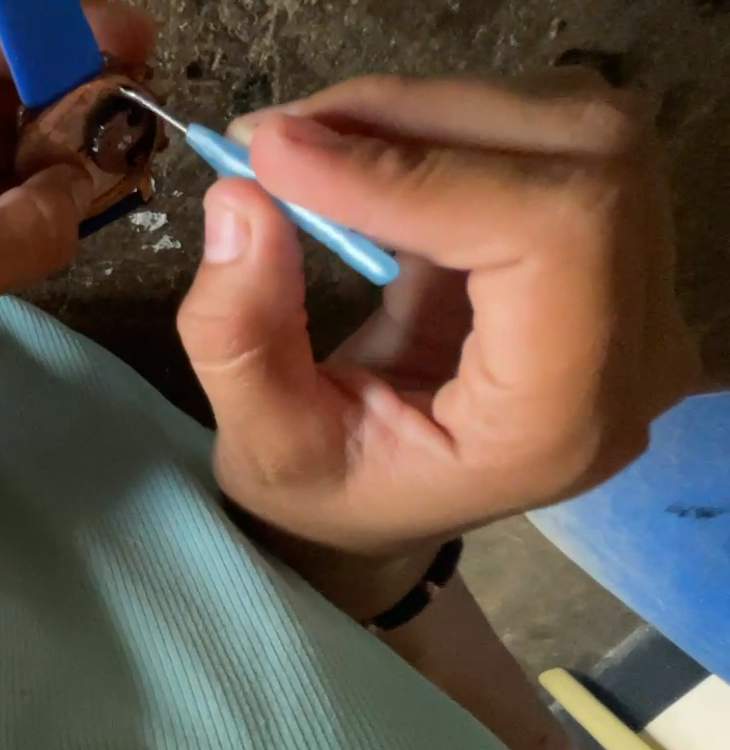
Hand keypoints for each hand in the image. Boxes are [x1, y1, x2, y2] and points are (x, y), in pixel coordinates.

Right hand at [176, 75, 699, 559]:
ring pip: (565, 135)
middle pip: (578, 158)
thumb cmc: (318, 500)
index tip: (277, 155)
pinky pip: (527, 153)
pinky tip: (343, 156)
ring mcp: (627, 288)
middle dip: (412, 123)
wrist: (366, 511)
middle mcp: (634, 340)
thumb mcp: (261, 445)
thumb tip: (237, 200)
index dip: (412, 176)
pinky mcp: (585, 253)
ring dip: (418, 116)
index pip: (549, 237)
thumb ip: (240, 341)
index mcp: (560, 415)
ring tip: (300, 139)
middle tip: (276, 132)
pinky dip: (424, 136)